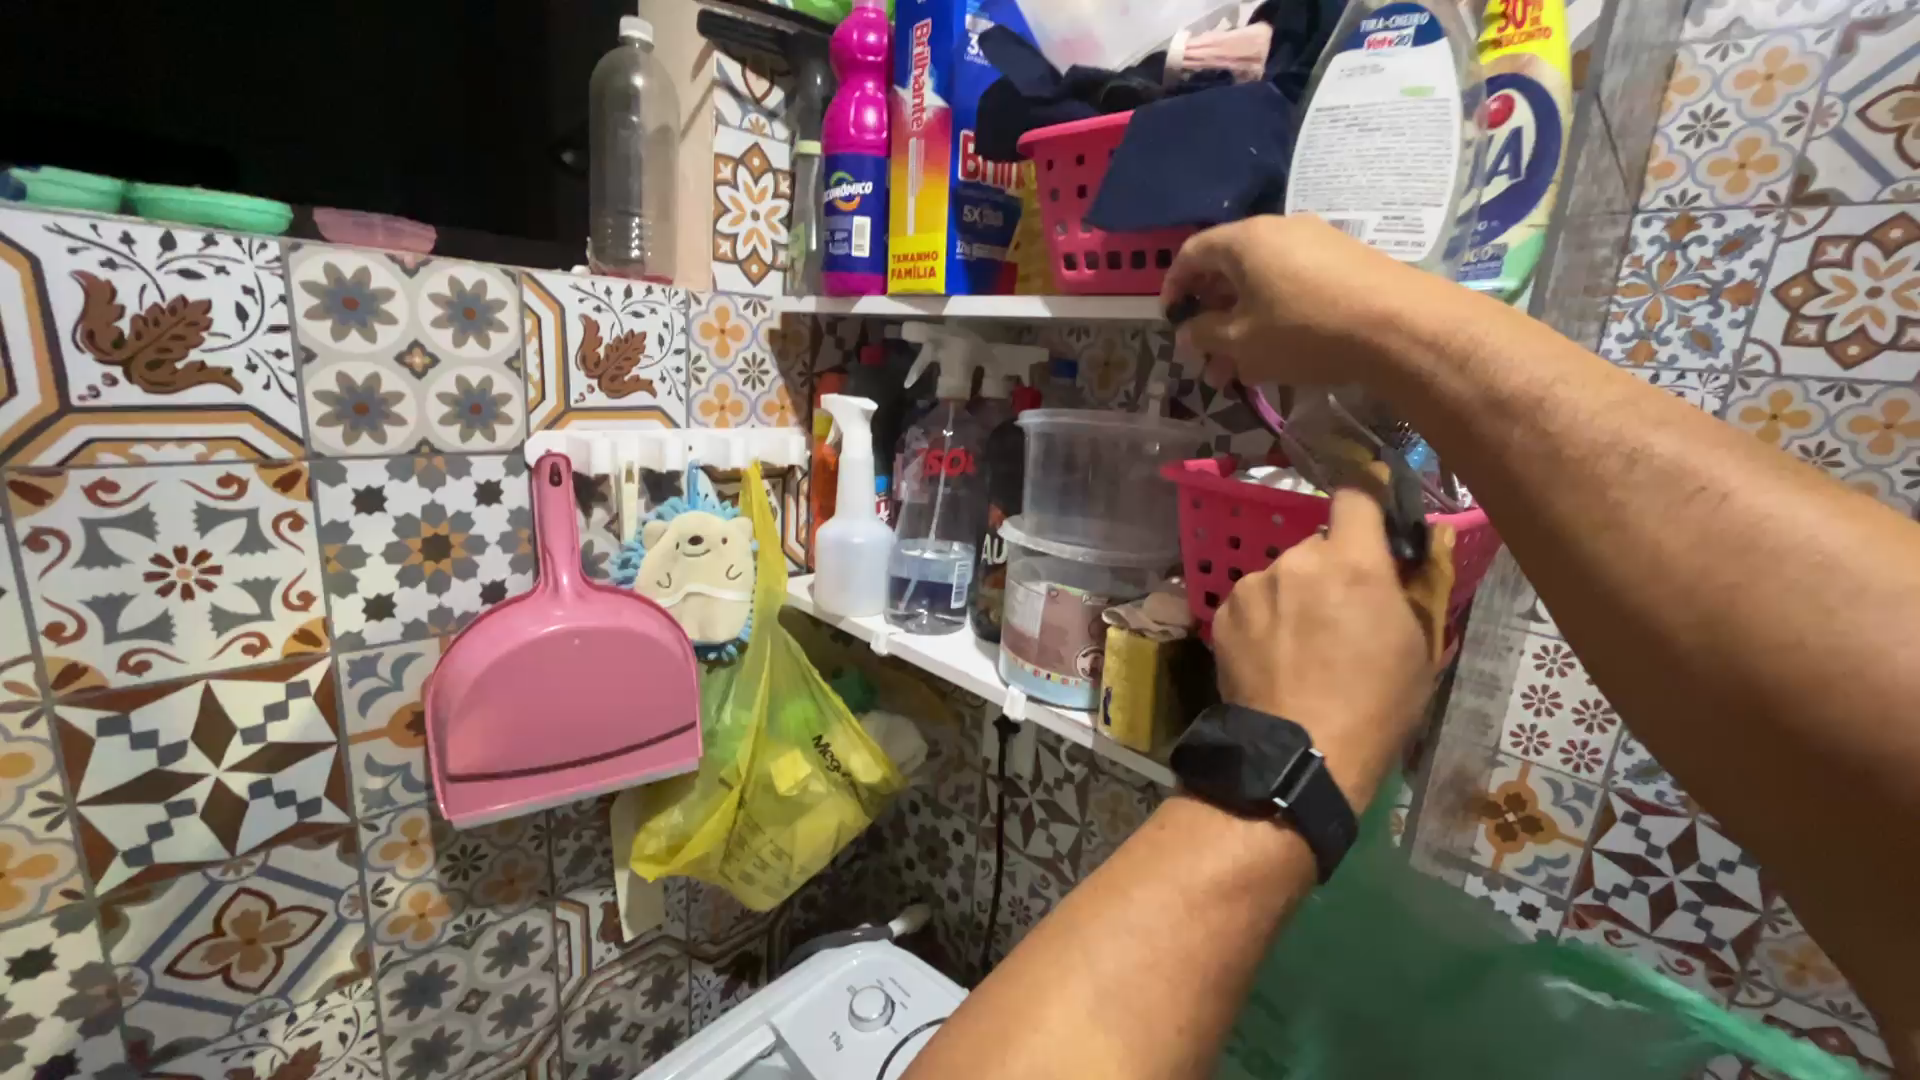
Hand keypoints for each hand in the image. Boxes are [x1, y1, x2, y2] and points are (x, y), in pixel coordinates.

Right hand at [1159, 214, 1419, 390]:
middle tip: (1205, 356)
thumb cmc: (1302, 331)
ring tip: (1238, 370)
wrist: (1397, 326)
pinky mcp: (1342, 263)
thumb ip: (1204, 334)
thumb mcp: (1239, 341)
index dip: (1172, 288)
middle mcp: (1278, 230)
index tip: (1171, 321)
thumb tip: (1189, 331)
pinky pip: (1291, 286)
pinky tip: (1275, 355)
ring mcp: (1315, 243)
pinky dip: (1272, 317)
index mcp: (1244, 240)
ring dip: (1240, 325)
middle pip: (1227, 270)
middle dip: (1210, 316)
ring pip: (1260, 284)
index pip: (1191, 254)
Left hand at [1209, 489, 1435, 808]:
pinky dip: (1263, 617)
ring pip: (1281, 574)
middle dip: (1331, 568)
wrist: (1301, 750)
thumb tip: (1417, 550)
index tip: (1371, 528)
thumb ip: (1416, 587)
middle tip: (1339, 612)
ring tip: (1300, 644)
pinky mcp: (1224, 613)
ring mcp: (1253, 585)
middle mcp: (1296, 561)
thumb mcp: (1420, 647)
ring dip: (1293, 593)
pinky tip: (1271, 655)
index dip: (1365, 508)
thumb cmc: (1375, 704)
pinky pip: (1251, 600)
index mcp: (1353, 562)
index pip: (1356, 497)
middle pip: (1317, 545)